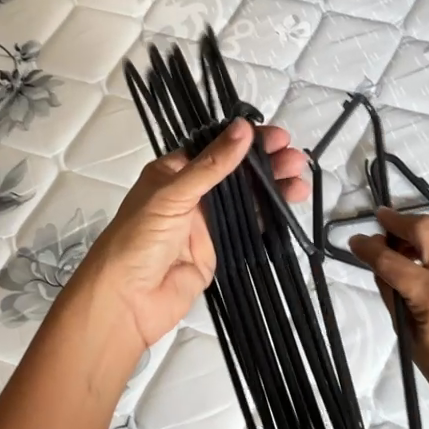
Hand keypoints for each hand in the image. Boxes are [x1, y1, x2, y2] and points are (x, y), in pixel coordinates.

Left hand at [72, 118, 310, 349]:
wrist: (126, 301)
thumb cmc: (139, 239)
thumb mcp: (173, 194)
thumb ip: (212, 165)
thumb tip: (244, 127)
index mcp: (174, 172)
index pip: (217, 147)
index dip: (247, 141)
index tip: (278, 137)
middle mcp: (191, 193)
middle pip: (236, 172)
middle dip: (267, 164)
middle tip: (297, 159)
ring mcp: (206, 222)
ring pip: (246, 199)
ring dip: (273, 189)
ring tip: (301, 181)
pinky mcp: (219, 249)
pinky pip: (248, 228)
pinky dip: (270, 217)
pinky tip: (290, 206)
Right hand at [349, 208, 428, 414]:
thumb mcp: (408, 336)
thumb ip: (392, 295)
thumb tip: (378, 264)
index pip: (392, 262)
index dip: (368, 248)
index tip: (354, 241)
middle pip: (425, 229)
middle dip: (398, 220)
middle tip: (380, 220)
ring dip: (415, 227)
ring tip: (396, 239)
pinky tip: (416, 253)